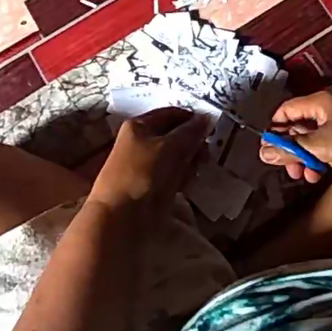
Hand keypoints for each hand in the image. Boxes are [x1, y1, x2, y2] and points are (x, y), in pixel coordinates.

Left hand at [88, 107, 208, 211]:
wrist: (121, 216)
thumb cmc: (142, 173)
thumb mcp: (168, 147)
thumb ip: (189, 132)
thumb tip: (206, 117)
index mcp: (139, 126)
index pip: (170, 114)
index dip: (190, 118)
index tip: (211, 126)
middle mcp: (142, 142)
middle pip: (175, 135)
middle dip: (193, 142)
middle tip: (207, 152)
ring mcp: (148, 165)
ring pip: (177, 156)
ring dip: (191, 160)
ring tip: (201, 167)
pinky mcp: (154, 185)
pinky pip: (175, 174)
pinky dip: (185, 175)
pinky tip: (191, 181)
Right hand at [260, 91, 331, 183]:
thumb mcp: (319, 146)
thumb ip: (289, 148)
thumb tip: (263, 151)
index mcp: (321, 102)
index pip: (286, 110)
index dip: (275, 128)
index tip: (270, 148)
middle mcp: (329, 109)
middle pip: (298, 126)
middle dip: (290, 147)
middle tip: (286, 166)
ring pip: (311, 139)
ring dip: (303, 157)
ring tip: (303, 173)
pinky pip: (325, 147)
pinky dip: (317, 159)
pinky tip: (317, 174)